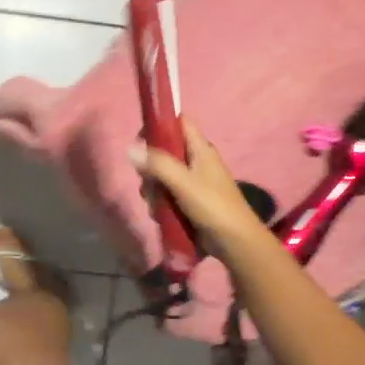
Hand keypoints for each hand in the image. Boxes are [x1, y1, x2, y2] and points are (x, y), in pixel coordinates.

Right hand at [131, 120, 272, 261]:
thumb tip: (130, 149)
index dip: (161, 124)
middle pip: (164, 152)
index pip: (180, 122)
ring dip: (153, 190)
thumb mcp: (183, 182)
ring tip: (155, 205)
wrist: (234, 241)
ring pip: (161, 177)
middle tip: (148, 182)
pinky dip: (160, 204)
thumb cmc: (213, 206)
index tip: (141, 139)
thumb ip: (158, 165)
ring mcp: (191, 183)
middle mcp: (195, 162)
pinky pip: (166, 195)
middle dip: (150, 167)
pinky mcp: (188, 202)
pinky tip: (160, 215)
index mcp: (200, 149)